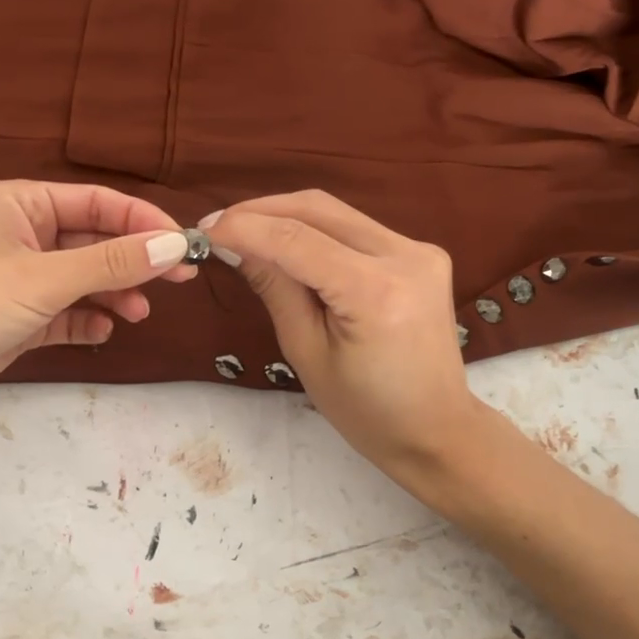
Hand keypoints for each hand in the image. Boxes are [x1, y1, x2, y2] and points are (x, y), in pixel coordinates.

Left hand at [0, 180, 197, 416]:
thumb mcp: (43, 278)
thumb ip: (111, 263)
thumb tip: (176, 245)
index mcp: (20, 204)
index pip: (95, 202)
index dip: (141, 221)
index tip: (183, 247)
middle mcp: (20, 234)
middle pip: (91, 241)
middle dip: (130, 262)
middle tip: (177, 283)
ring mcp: (16, 278)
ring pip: (80, 279)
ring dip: (111, 293)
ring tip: (136, 314)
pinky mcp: (14, 318)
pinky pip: (63, 312)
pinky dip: (84, 319)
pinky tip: (101, 331)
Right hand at [201, 190, 489, 466]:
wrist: (436, 429)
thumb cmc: (364, 409)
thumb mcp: (305, 352)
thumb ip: (274, 289)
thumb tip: (234, 245)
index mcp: (375, 293)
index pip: (295, 240)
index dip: (244, 227)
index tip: (203, 230)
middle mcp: (405, 257)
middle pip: (317, 209)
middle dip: (260, 210)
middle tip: (216, 225)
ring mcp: (419, 250)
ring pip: (334, 212)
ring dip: (284, 215)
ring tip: (241, 232)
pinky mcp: (420, 253)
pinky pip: (353, 227)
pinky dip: (313, 229)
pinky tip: (284, 244)